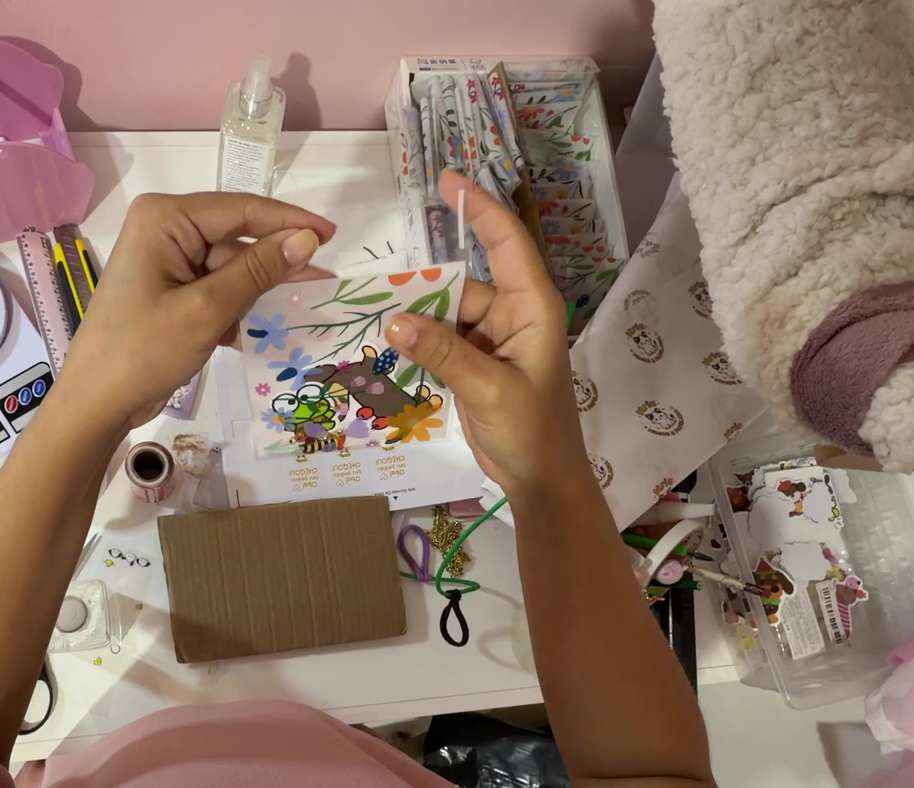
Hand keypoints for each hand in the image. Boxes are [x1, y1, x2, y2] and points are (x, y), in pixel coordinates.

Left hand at [51, 192, 336, 433]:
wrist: (97, 402)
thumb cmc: (145, 350)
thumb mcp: (208, 309)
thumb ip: (258, 271)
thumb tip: (307, 239)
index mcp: (166, 219)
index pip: (240, 209)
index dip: (289, 221)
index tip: (331, 236)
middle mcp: (164, 231)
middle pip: (236, 238)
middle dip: (274, 261)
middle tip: (323, 279)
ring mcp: (165, 264)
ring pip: (228, 268)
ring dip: (252, 292)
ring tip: (288, 309)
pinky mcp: (168, 294)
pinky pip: (214, 290)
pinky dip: (232, 309)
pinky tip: (241, 334)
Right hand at [383, 171, 587, 498]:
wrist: (540, 481)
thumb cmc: (531, 431)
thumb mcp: (488, 388)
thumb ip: (442, 352)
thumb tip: (393, 320)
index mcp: (531, 309)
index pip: (506, 244)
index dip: (478, 209)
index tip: (447, 180)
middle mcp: (510, 318)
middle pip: (460, 286)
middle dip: (421, 288)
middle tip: (374, 292)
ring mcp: (490, 345)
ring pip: (443, 319)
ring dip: (414, 324)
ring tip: (372, 324)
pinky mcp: (474, 369)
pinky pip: (440, 347)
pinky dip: (417, 349)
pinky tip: (388, 351)